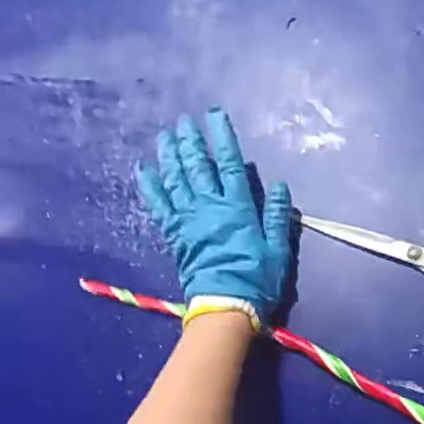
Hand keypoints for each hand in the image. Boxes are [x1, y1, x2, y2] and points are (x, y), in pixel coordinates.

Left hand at [136, 108, 293, 327]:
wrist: (226, 307)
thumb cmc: (257, 281)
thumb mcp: (278, 251)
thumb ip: (277, 217)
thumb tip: (279, 187)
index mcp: (238, 207)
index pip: (229, 163)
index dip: (222, 137)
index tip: (215, 116)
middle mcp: (211, 206)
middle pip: (197, 165)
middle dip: (191, 141)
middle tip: (184, 122)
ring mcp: (189, 220)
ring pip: (176, 178)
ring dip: (169, 155)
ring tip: (165, 136)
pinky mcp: (176, 235)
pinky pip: (159, 204)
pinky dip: (150, 185)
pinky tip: (144, 169)